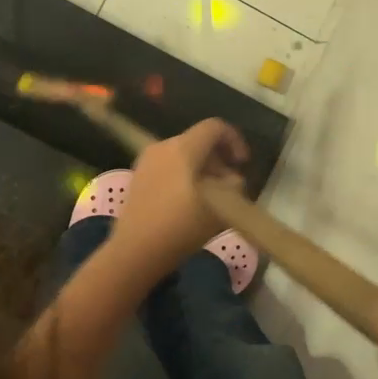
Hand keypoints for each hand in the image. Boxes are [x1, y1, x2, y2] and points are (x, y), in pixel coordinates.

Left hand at [110, 118, 249, 274]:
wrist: (135, 251)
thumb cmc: (180, 227)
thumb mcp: (220, 209)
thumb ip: (234, 187)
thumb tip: (233, 180)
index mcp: (183, 148)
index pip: (214, 127)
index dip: (234, 140)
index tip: (243, 163)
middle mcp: (162, 146)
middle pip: (198, 140)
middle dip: (218, 158)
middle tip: (230, 184)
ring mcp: (146, 160)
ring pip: (182, 153)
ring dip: (202, 168)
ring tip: (211, 195)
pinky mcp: (138, 176)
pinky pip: (168, 165)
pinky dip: (184, 174)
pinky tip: (188, 200)